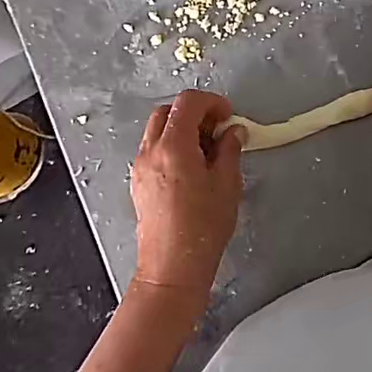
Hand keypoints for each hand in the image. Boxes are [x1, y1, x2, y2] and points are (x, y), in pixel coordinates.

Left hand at [130, 89, 243, 293]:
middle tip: (217, 128)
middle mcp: (151, 150)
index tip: (227, 114)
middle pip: (168, 111)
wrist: (171, 269)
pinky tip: (191, 167)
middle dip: (193, 112)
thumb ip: (230, 150)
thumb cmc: (202, 229)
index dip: (211, 101)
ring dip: (181, 129)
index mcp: (173, 145)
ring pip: (157, 129)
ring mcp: (140, 166)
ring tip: (206, 150)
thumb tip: (233, 132)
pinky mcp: (138, 182)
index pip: (187, 102)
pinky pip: (153, 150)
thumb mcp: (227, 184)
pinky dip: (170, 146)